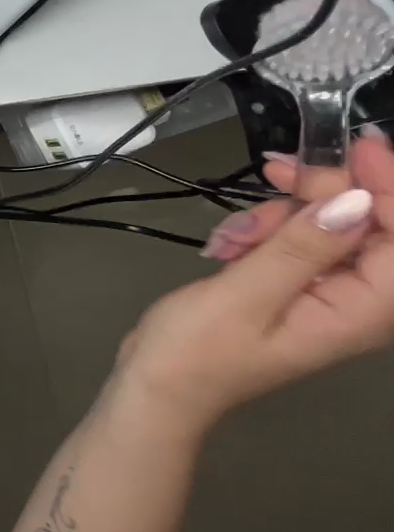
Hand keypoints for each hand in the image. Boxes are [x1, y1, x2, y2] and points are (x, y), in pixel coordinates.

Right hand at [117, 132, 393, 431]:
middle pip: (374, 223)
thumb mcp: (242, 297)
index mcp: (369, 309)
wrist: (159, 385)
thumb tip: (356, 201)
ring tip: (235, 234)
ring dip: (285, 214)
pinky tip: (232, 242)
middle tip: (277, 172)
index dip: (390, 186)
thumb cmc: (198, 351)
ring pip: (334, 225)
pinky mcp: (302, 285)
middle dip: (328, 193)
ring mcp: (333, 291)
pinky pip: (303, 240)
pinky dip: (267, 230)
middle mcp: (366, 299)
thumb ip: (299, 249)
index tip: (356, 146)